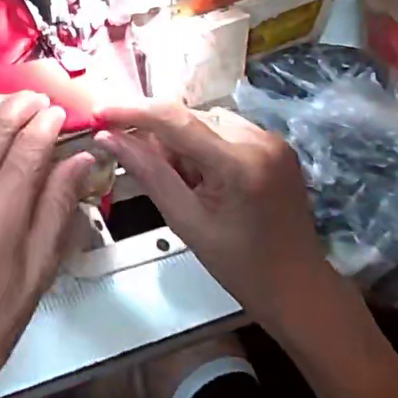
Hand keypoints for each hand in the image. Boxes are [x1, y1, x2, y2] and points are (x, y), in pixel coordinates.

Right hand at [96, 102, 336, 330]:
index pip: (176, 120)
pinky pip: (226, 129)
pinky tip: (204, 176)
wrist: (298, 287)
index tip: (100, 112)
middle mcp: (259, 139)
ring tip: (183, 182)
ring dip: (183, 141)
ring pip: (206, 121)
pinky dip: (206, 145)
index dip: (133, 111)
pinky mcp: (276, 143)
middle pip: (190, 119)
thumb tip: (108, 137)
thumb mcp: (186, 221)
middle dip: (160, 136)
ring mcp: (272, 139)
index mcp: (238, 163)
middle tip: (140, 162)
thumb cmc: (240, 266)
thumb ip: (148, 172)